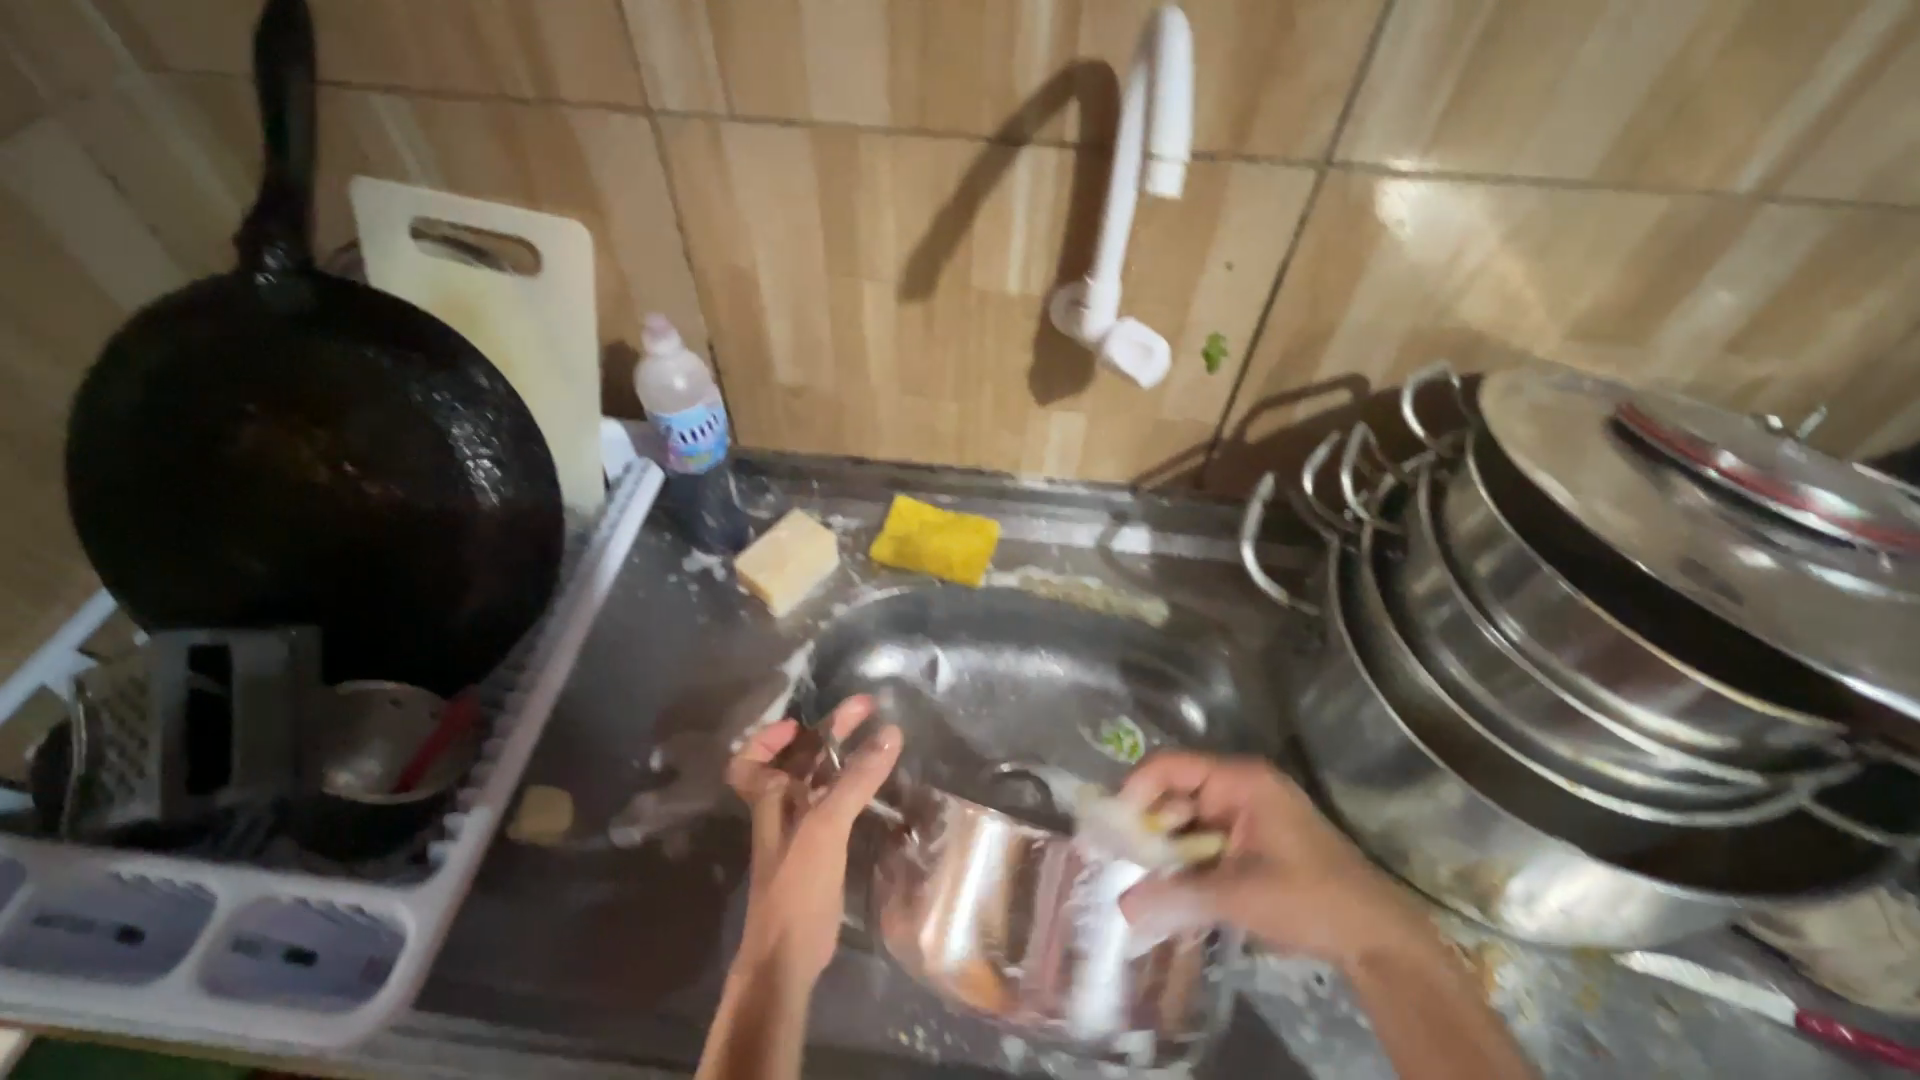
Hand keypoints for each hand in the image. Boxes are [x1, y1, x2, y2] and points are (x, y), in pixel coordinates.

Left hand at [725, 695, 901, 983]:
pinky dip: (850, 790)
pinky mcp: (818, 855)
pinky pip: (833, 807)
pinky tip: (874, 787)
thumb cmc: (796, 885)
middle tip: (867, 709)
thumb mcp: (826, 826)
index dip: (770, 736)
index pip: (750, 758)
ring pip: (816, 783)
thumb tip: (889, 732)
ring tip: (877, 740)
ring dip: (840, 760)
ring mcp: (799, 834)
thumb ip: (855, 779)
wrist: (786, 956)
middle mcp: (779, 811)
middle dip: (825, 734)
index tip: (802, 723)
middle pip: (796, 761)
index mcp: (769, 799)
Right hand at [1117, 751, 1437, 967]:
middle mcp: (1240, 788)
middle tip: (1114, 858)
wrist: (1374, 935)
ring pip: (1187, 820)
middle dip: (1145, 824)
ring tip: (1135, 877)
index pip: (1170, 766)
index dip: (1136, 790)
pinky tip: (1166, 887)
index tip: (1112, 828)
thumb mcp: (1237, 895)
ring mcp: (1247, 814)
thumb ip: (1176, 896)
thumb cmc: (1310, 899)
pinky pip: (1204, 841)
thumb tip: (1121, 907)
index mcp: (1241, 781)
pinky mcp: (1252, 841)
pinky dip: (1184, 861)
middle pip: (1175, 793)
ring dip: (1163, 847)